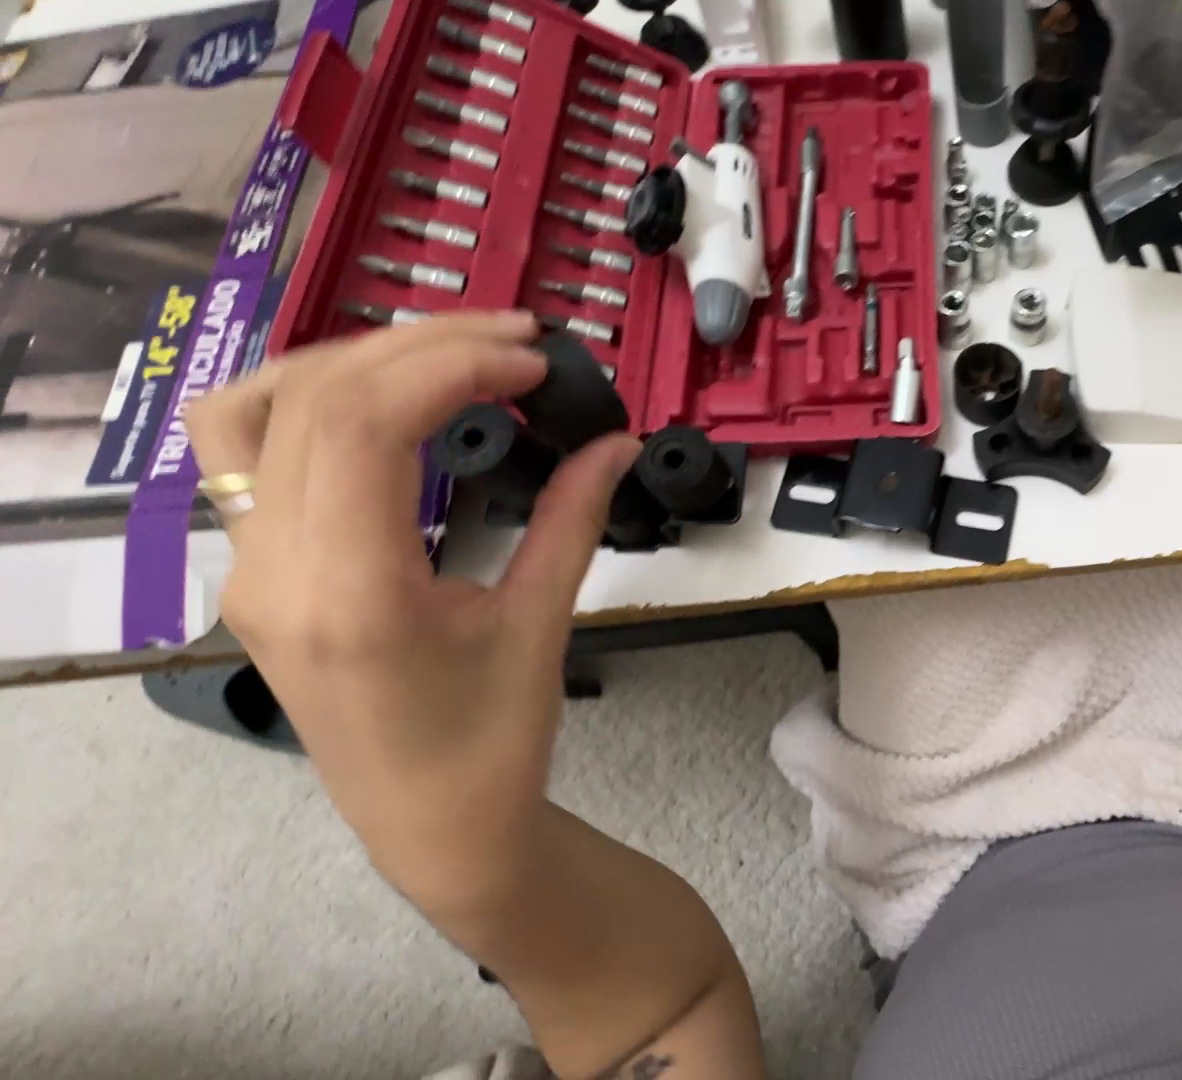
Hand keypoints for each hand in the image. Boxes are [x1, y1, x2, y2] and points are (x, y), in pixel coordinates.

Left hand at [186, 312, 641, 903]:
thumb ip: (574, 517)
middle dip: (421, 344)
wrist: (433, 823)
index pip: (366, 425)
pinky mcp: (254, 569)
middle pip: (312, 399)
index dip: (454, 367)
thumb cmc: (494, 740)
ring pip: (256, 411)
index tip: (536, 363)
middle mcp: (272, 568)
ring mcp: (247, 567)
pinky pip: (249, 451)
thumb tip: (616, 441)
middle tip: (516, 336)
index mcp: (350, 591)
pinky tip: (383, 396)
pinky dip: (313, 397)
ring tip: (447, 351)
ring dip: (354, 360)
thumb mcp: (541, 623)